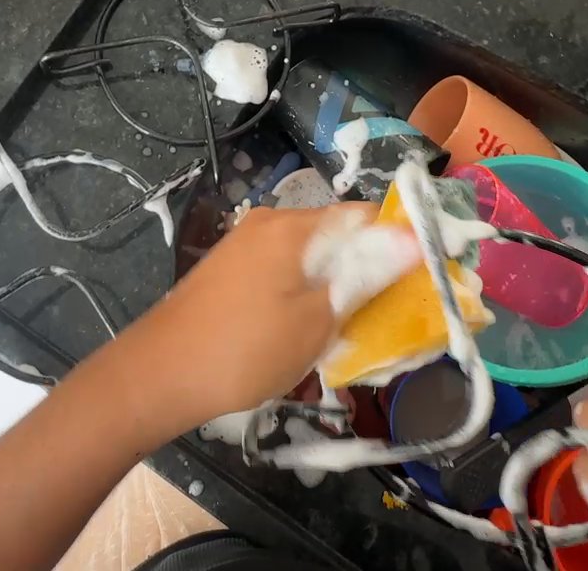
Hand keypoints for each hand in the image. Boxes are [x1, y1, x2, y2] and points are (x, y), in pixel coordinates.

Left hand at [104, 201, 415, 433]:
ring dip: (337, 286)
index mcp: (293, 226)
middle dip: (369, 269)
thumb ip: (365, 275)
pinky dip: (307, 292)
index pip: (364, 215)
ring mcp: (246, 244)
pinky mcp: (233, 267)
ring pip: (312, 256)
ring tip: (353, 329)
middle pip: (337, 235)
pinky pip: (286, 270)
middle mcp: (270, 223)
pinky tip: (310, 329)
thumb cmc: (245, 349)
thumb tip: (413, 237)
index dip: (401, 242)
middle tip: (392, 314)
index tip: (426, 277)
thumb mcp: (317, 320)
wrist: (160, 373)